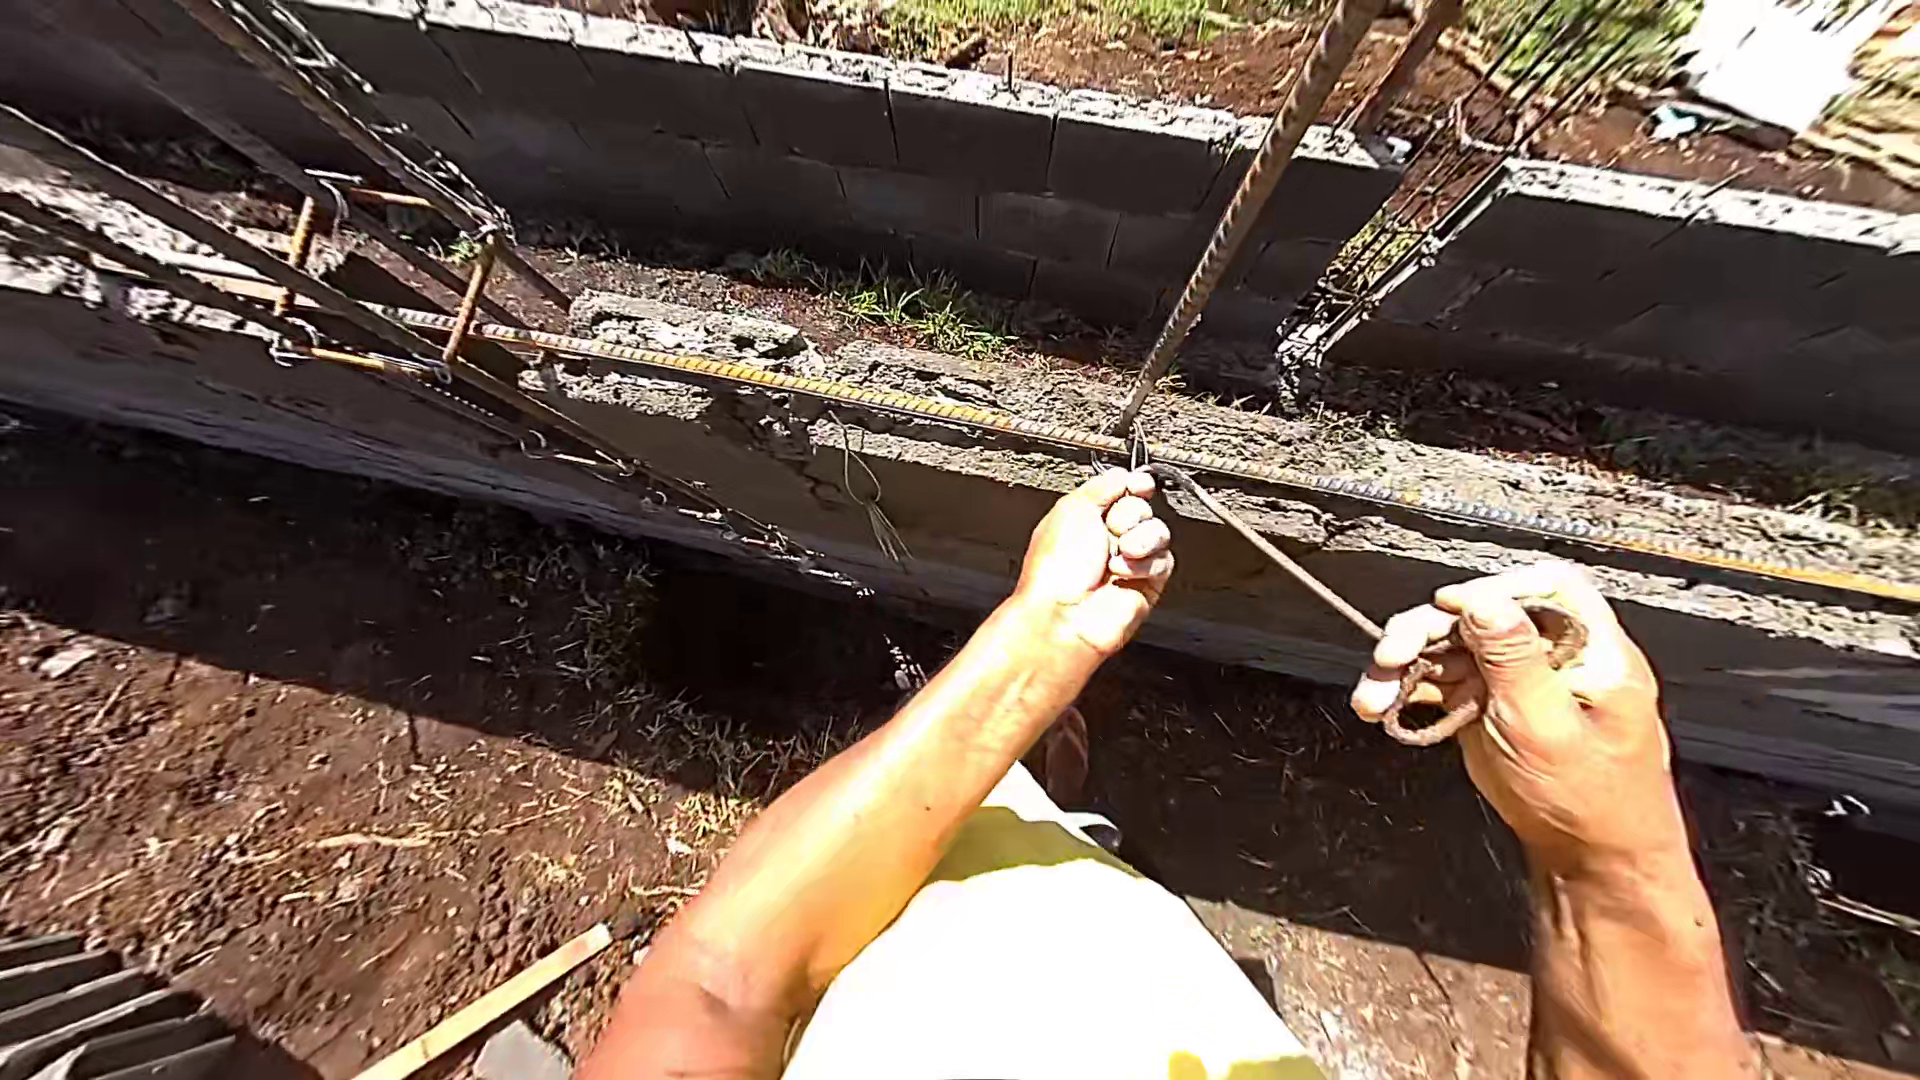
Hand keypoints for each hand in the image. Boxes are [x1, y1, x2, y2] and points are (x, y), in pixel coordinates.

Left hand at [1015, 468, 1173, 656]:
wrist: (1063, 613)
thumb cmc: (1056, 568)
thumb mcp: (1072, 508)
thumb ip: (1102, 485)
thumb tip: (1125, 474)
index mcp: (1085, 518)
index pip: (1123, 490)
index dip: (1133, 485)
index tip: (1137, 485)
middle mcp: (1107, 539)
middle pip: (1143, 508)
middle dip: (1131, 515)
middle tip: (1113, 529)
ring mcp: (1128, 561)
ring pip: (1158, 533)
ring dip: (1140, 539)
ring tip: (1120, 553)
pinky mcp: (1146, 584)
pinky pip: (1163, 561)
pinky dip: (1143, 565)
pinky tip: (1122, 573)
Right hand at [1350, 562, 1685, 876]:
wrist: (1584, 855)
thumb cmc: (1589, 799)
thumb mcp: (1546, 725)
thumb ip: (1513, 659)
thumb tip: (1484, 602)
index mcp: (1587, 653)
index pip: (1545, 589)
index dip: (1492, 589)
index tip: (1448, 607)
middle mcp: (1544, 656)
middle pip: (1472, 616)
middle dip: (1422, 632)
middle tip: (1389, 656)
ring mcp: (1506, 677)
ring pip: (1439, 646)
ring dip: (1397, 667)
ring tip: (1372, 697)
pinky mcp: (1477, 697)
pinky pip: (1428, 678)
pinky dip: (1397, 690)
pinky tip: (1379, 706)